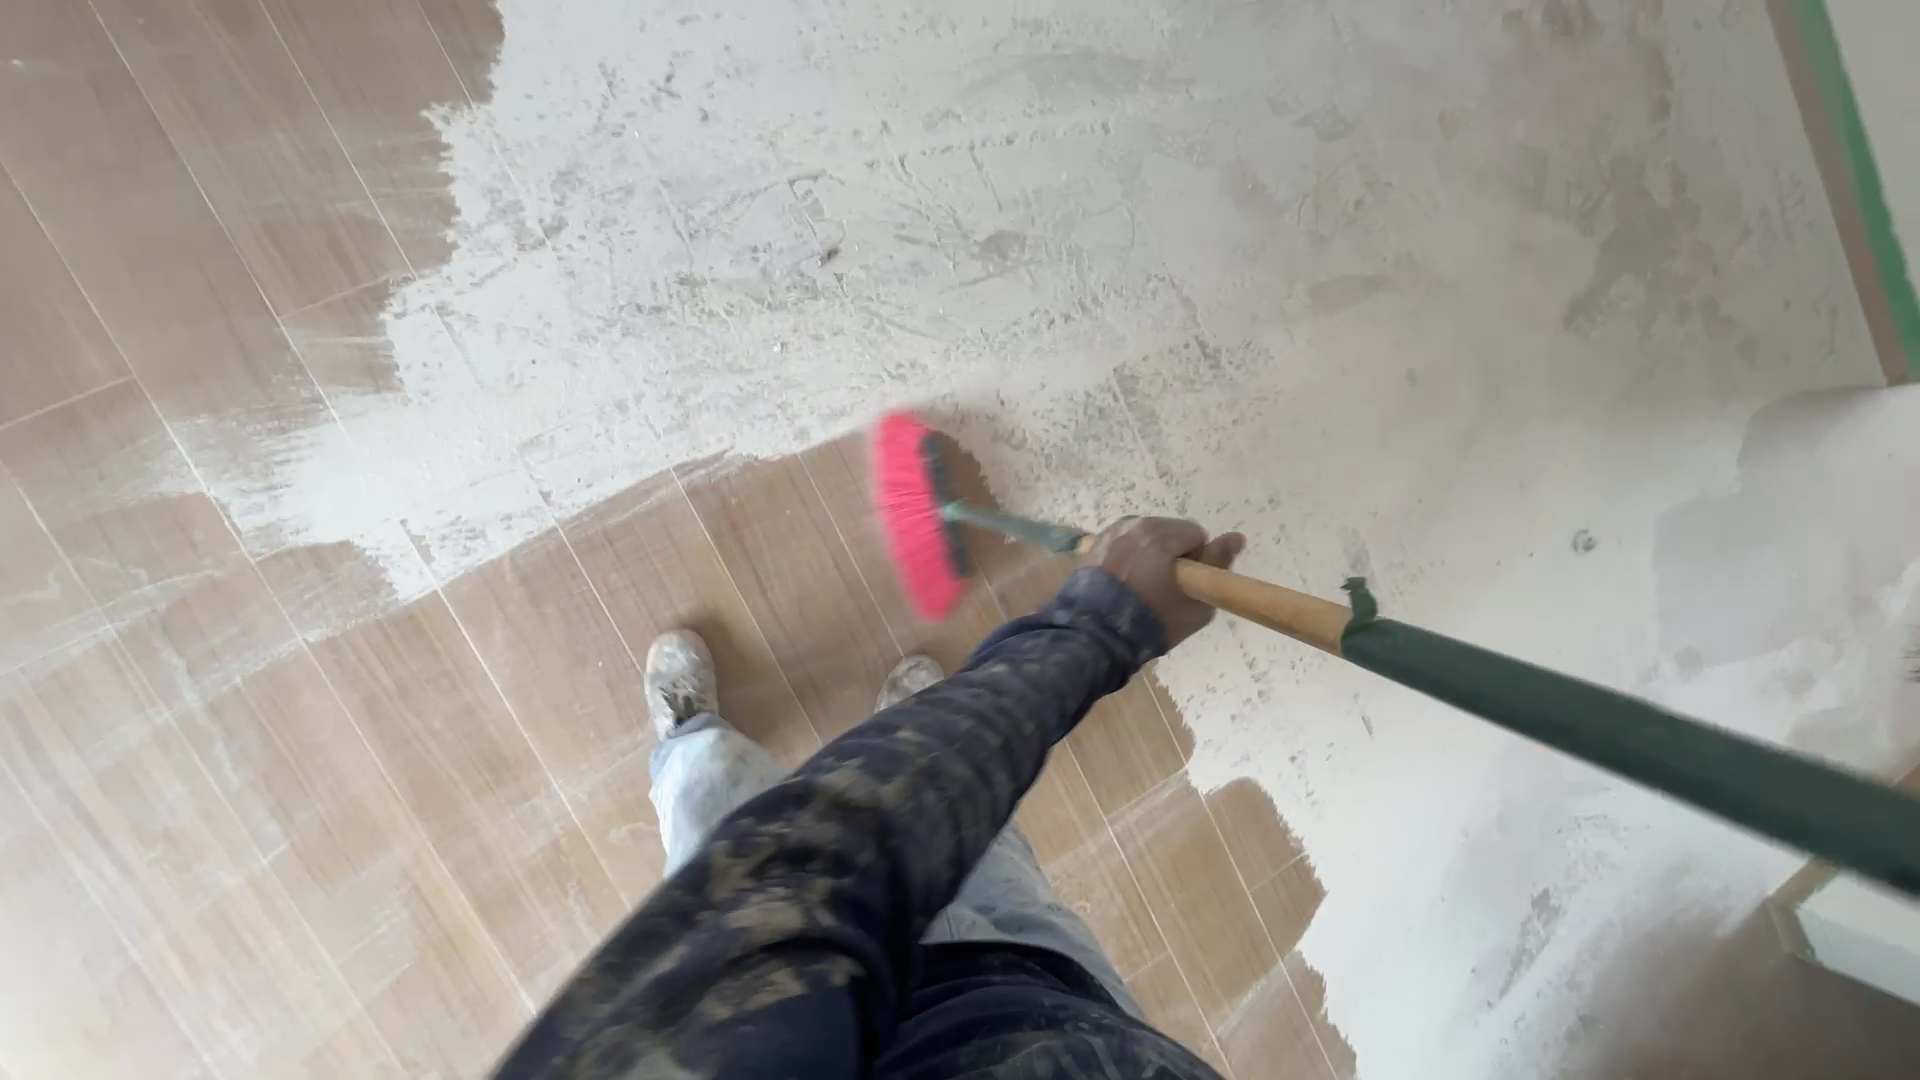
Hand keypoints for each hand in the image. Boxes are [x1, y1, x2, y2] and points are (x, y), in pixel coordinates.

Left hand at [1086, 517, 1245, 648]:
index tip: (1187, 585)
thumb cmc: (1152, 620)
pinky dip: (1129, 558)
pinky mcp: (1093, 547)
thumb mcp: (1196, 601)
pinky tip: (1125, 584)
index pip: (1196, 535)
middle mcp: (1133, 524)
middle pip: (1169, 531)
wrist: (1094, 636)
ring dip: (1151, 554)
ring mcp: (1109, 534)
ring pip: (1145, 537)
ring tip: (1143, 587)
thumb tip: (1236, 538)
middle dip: (1173, 554)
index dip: (1198, 560)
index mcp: (1160, 533)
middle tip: (1165, 588)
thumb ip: (1218, 564)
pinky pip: (1123, 545)